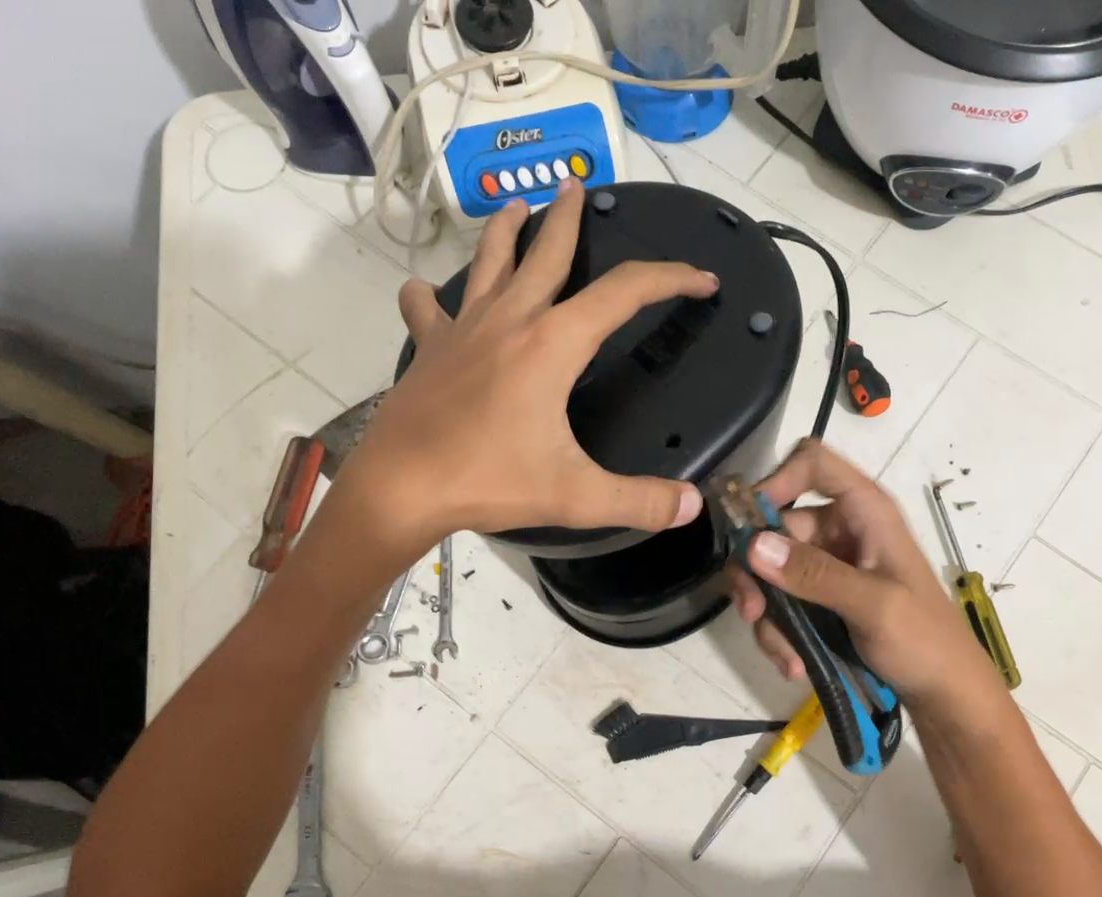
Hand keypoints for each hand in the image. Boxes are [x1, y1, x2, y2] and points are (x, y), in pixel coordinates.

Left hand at [333, 177, 715, 552]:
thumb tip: (692, 506)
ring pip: (489, 262)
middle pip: (548, 253)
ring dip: (505, 231)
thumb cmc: (490, 482)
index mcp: (553, 344)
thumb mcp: (576, 497)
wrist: (400, 488)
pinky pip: (429, 307)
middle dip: (571, 218)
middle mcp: (510, 320)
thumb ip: (639, 501)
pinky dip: (430, 295)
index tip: (702, 279)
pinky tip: (427, 293)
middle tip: (580, 184)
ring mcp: (464, 329)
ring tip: (516, 206)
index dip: (671, 278)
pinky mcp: (430, 348)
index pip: (625, 293)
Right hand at [728, 440, 999, 703]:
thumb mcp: (874, 606)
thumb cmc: (925, 640)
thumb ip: (815, 574)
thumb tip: (753, 545)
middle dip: (757, 573)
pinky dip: (781, 636)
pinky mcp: (818, 600)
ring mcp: (827, 566)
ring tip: (788, 657)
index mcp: (865, 511)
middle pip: (775, 526)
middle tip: (752, 612)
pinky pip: (780, 605)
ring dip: (770, 616)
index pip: (812, 463)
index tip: (751, 528)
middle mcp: (840, 530)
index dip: (775, 481)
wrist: (946, 694)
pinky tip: (796, 665)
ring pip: (769, 572)